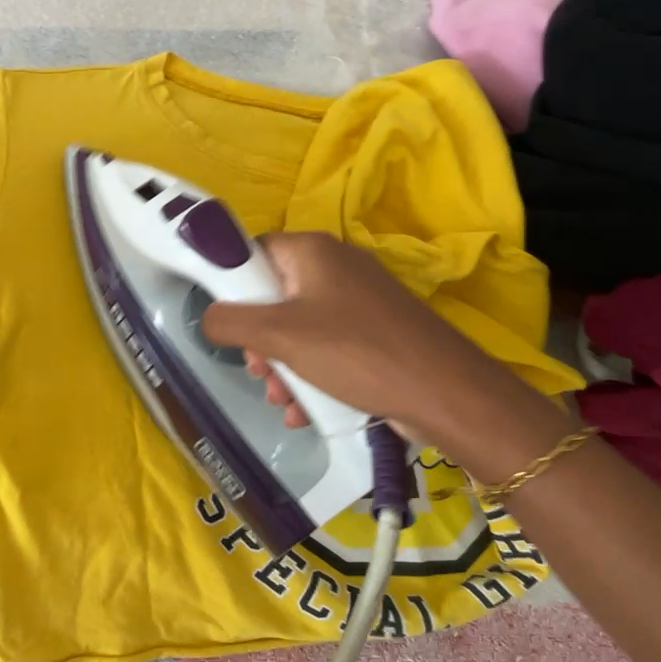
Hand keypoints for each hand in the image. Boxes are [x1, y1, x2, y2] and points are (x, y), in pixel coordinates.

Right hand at [200, 231, 529, 438]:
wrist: (450, 397)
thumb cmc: (356, 352)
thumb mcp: (278, 335)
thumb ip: (228, 321)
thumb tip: (210, 319)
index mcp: (312, 250)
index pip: (252, 252)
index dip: (233, 284)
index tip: (227, 321)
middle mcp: (337, 266)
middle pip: (274, 295)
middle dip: (259, 340)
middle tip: (258, 370)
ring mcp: (361, 300)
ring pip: (299, 326)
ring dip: (282, 365)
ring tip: (283, 401)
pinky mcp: (378, 333)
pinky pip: (328, 345)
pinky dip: (312, 374)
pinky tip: (305, 411)